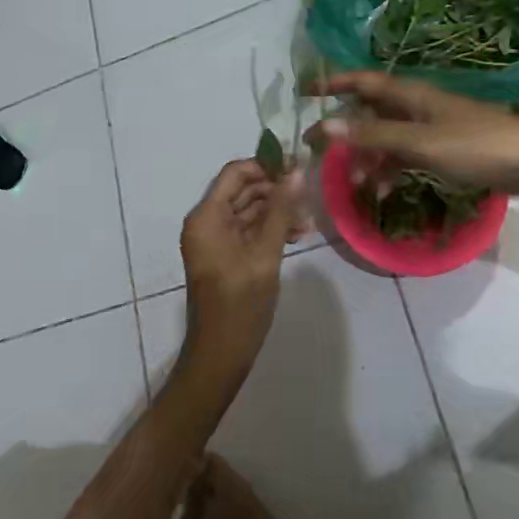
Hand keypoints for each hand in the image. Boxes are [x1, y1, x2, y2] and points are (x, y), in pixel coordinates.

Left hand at [179, 159, 303, 360]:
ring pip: (250, 209)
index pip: (236, 173)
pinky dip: (272, 227)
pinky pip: (250, 229)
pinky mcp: (227, 254)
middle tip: (311, 193)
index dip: (266, 166)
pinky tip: (299, 234)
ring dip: (279, 209)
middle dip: (277, 189)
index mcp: (207, 217)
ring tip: (309, 217)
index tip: (300, 168)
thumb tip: (297, 173)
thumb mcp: (265, 253)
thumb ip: (281, 211)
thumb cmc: (241, 302)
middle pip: (244, 189)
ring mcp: (216, 239)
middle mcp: (207, 222)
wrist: (222, 352)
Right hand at [305, 73, 518, 193]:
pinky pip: (409, 156)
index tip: (304, 91)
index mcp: (412, 95)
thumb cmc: (476, 146)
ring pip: (390, 137)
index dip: (334, 83)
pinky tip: (385, 191)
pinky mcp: (448, 150)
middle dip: (346, 128)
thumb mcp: (421, 142)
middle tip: (317, 151)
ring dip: (369, 155)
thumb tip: (325, 125)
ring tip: (352, 182)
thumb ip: (375, 134)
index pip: (364, 82)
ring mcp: (434, 129)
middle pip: (373, 110)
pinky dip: (394, 169)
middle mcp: (420, 106)